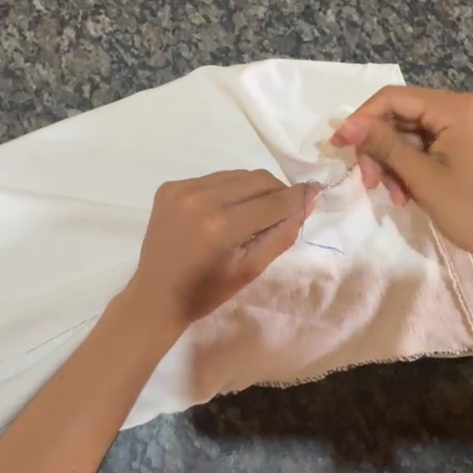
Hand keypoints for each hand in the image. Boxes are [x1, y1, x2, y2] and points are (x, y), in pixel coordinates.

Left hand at [122, 170, 319, 331]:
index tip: (316, 190)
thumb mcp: (251, 268)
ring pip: (236, 175)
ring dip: (252, 189)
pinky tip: (224, 211)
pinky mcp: (170, 187)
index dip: (297, 196)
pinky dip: (227, 190)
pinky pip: (213, 179)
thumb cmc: (207, 292)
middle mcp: (199, 198)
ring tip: (253, 212)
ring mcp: (181, 189)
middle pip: (256, 179)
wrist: (155, 296)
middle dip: (276, 191)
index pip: (271, 202)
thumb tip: (308, 200)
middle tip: (284, 209)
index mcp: (220, 226)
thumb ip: (282, 233)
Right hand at [330, 85, 472, 274]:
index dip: (361, 120)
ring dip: (392, 164)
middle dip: (380, 149)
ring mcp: (463, 125)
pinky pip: (422, 146)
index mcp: (456, 106)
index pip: (393, 98)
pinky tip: (406, 194)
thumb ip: (382, 145)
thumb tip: (343, 126)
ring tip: (394, 196)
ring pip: (406, 134)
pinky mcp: (463, 142)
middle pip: (399, 116)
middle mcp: (461, 106)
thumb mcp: (421, 177)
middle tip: (371, 183)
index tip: (338, 148)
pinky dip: (408, 168)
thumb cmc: (472, 210)